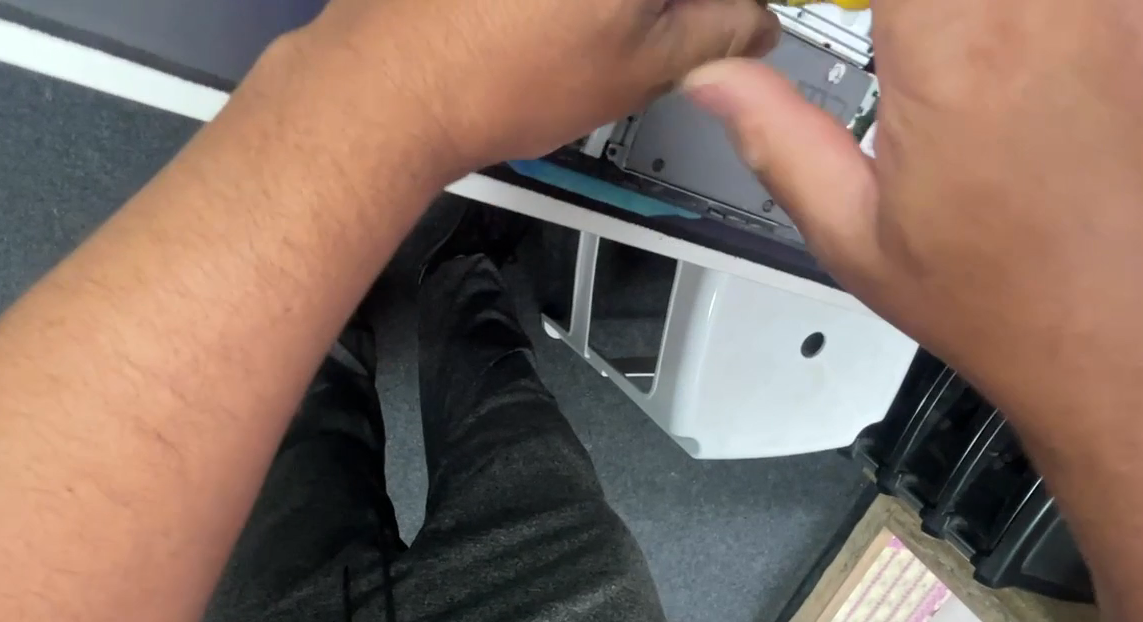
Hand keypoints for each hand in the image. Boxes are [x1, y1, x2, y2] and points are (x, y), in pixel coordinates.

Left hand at [267, 0, 780, 180]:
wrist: (391, 92)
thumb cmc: (494, 82)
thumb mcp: (634, 72)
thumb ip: (712, 35)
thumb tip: (751, 26)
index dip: (721, 11)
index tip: (720, 25)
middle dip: (659, 14)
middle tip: (655, 36)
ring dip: (607, 16)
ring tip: (579, 38)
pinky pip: (551, 0)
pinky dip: (564, 13)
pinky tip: (546, 26)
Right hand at [685, 0, 1142, 435]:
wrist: (1124, 326)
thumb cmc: (981, 293)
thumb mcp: (852, 235)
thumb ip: (778, 138)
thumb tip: (712, 77)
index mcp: (953, 54)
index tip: (856, 13)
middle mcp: (1056, 0)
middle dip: (920, 4)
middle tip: (909, 39)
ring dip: (983, 9)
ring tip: (971, 48)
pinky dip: (1064, 9)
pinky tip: (1046, 45)